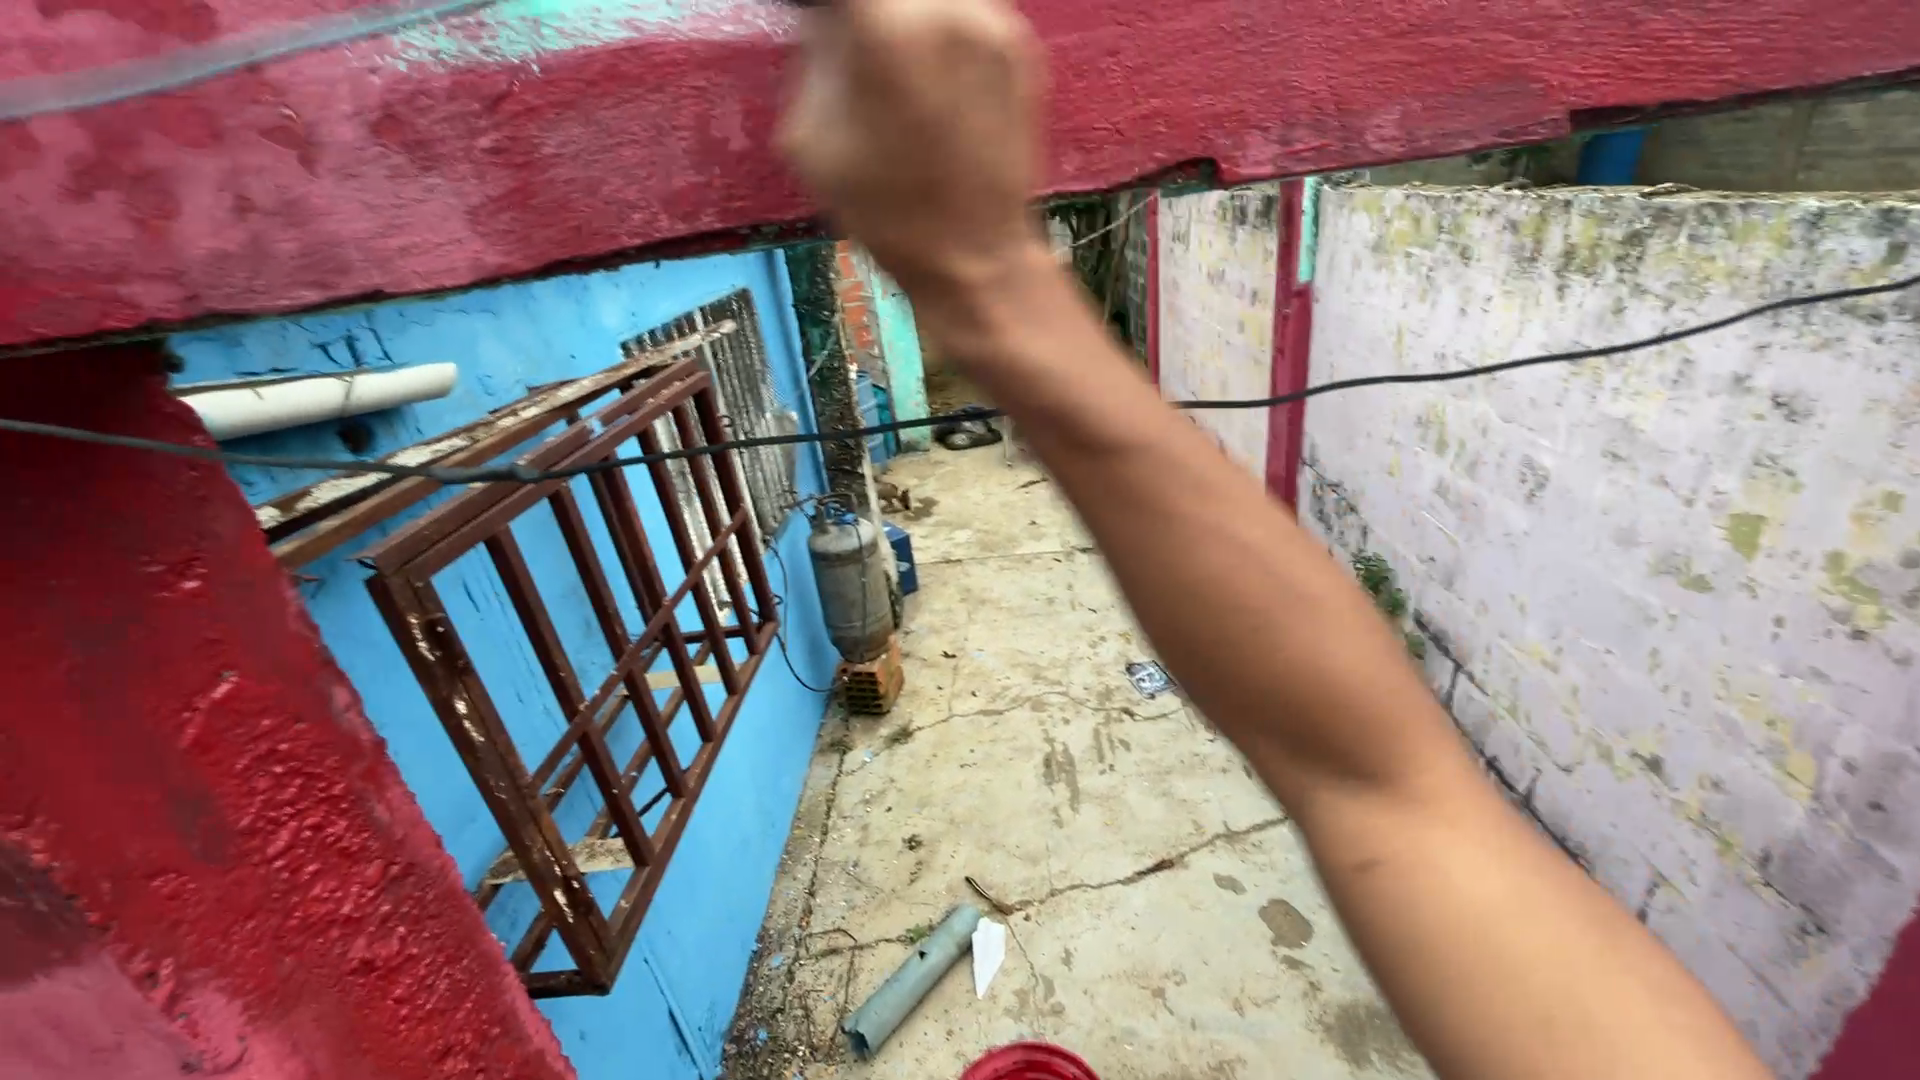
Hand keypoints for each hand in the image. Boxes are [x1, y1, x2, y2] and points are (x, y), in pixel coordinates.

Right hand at [778, 0, 1047, 299]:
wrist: (977, 257)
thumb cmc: (887, 215)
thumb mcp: (811, 144)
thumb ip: (813, 58)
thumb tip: (827, 19)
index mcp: (883, 29)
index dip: (831, 9)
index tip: (824, 26)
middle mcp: (944, 6)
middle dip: (868, 17)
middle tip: (858, 49)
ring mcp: (992, 22)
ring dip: (907, 16)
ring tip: (898, 64)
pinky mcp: (1023, 46)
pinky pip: (969, 12)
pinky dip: (944, 30)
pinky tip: (936, 79)